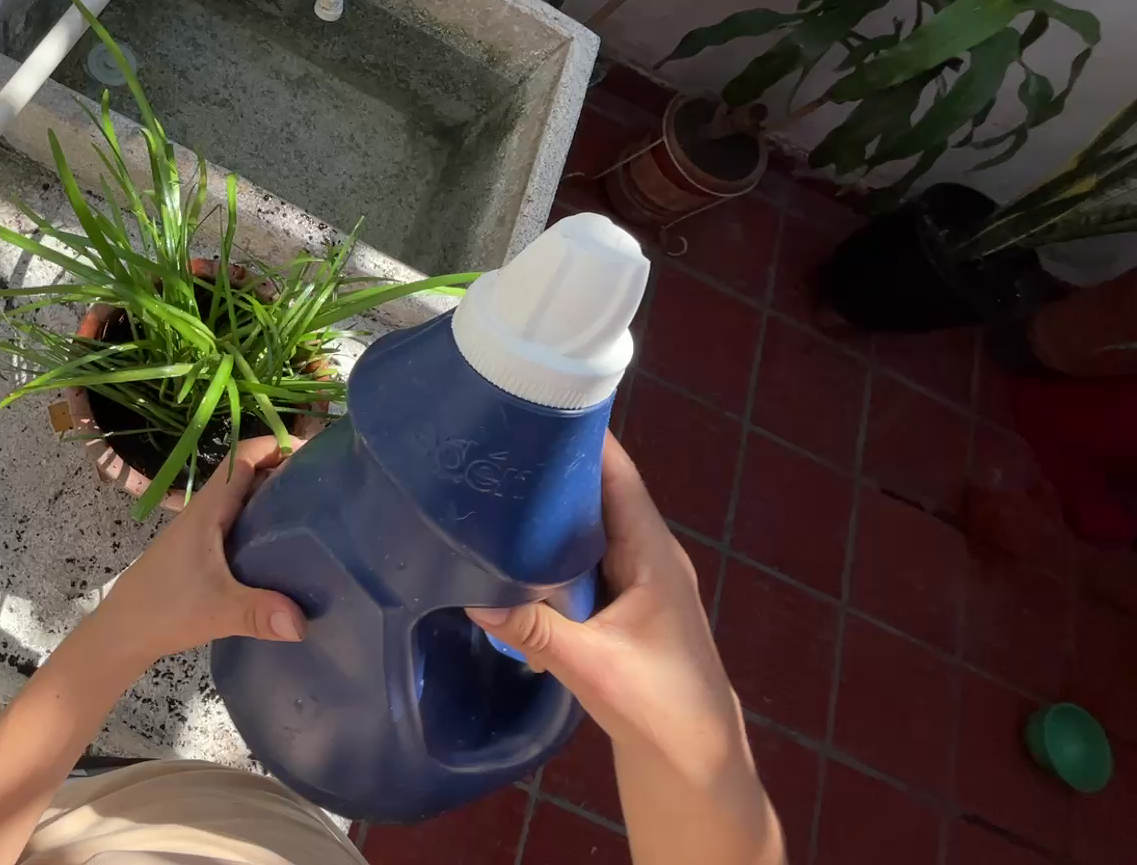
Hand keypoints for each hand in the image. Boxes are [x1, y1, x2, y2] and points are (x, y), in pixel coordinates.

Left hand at [84, 435, 308, 667]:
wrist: (122, 630)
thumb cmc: (163, 608)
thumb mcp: (215, 611)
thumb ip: (257, 613)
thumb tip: (301, 623)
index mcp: (207, 509)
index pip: (241, 459)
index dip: (273, 446)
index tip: (311, 451)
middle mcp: (205, 511)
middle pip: (247, 474)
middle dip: (283, 469)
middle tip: (325, 481)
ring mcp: (202, 529)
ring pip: (242, 499)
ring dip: (273, 495)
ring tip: (315, 509)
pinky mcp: (203, 549)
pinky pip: (238, 521)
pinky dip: (262, 521)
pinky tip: (284, 545)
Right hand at [467, 432, 745, 775]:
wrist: (697, 762)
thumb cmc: (659, 707)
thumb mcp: (592, 668)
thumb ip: (534, 629)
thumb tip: (470, 594)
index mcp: (652, 555)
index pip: (619, 476)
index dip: (586, 436)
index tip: (537, 405)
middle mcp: (647, 553)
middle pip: (600, 489)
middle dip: (554, 460)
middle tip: (497, 436)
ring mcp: (637, 574)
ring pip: (591, 519)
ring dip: (551, 498)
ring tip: (496, 475)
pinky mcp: (622, 595)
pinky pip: (584, 547)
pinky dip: (552, 533)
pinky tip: (515, 536)